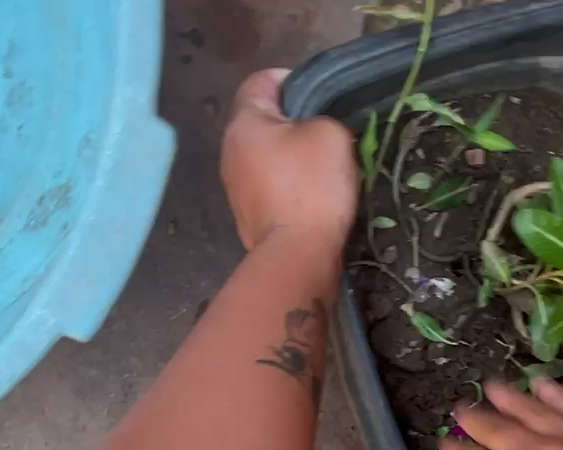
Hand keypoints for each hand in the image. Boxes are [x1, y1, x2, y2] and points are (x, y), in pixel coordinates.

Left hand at [221, 69, 357, 251]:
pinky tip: (310, 200)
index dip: (292, 80)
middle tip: (325, 136)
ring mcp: (235, 189)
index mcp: (244, 122)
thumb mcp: (331, 135)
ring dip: (289, 161)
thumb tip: (313, 131)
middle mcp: (230, 152)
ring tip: (320, 171)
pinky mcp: (247, 219)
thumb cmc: (312, 188)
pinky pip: (270, 191)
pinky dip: (288, 190)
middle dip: (292, 125)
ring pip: (266, 160)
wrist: (297, 256)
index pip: (262, 81)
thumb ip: (322, 118)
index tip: (319, 96)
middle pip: (262, 124)